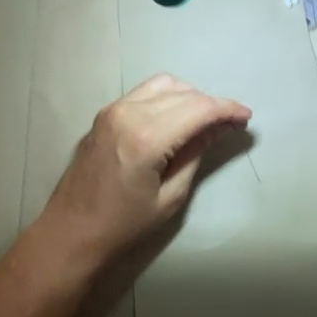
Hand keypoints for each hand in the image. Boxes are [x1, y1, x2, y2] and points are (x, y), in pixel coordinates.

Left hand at [29, 74, 250, 269]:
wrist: (70, 232)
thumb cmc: (122, 225)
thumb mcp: (169, 197)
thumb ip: (195, 155)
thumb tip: (219, 127)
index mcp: (146, 136)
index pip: (197, 109)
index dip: (226, 109)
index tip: (246, 117)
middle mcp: (128, 111)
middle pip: (182, 92)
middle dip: (211, 103)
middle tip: (231, 123)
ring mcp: (113, 109)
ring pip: (162, 84)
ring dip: (188, 95)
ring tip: (205, 120)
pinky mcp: (105, 113)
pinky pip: (144, 92)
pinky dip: (166, 97)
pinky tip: (176, 118)